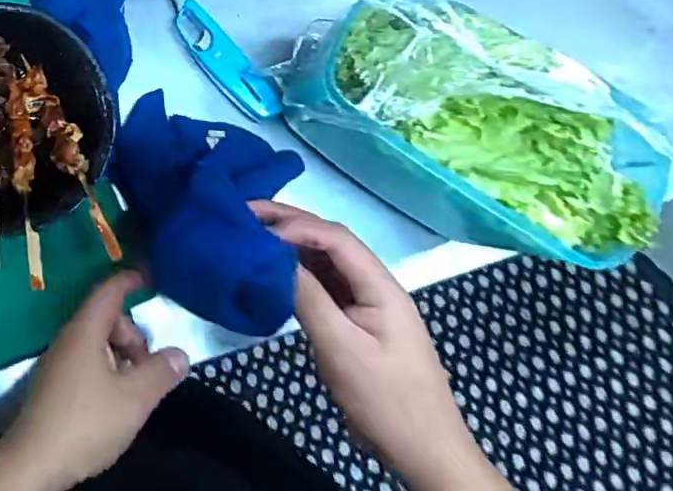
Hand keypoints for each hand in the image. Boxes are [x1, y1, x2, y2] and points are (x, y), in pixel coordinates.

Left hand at [0, 271, 188, 490]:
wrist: (36, 458)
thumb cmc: (86, 421)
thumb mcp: (133, 399)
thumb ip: (159, 374)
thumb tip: (180, 353)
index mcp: (85, 331)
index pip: (107, 293)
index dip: (127, 282)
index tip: (145, 278)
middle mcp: (69, 337)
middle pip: (107, 319)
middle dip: (133, 336)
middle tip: (149, 370)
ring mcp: (60, 359)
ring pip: (98, 342)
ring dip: (122, 357)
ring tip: (135, 391)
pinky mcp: (56, 381)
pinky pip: (87, 360)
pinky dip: (108, 369)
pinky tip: (116, 401)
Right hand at [249, 202, 510, 490]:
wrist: (428, 458)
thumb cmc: (388, 403)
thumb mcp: (342, 350)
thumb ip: (308, 297)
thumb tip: (271, 256)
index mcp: (382, 287)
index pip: (335, 238)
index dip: (295, 225)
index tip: (255, 228)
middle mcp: (375, 285)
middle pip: (330, 240)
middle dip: (288, 221)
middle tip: (245, 212)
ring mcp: (366, 302)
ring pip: (325, 258)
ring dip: (290, 242)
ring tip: (251, 232)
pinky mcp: (356, 319)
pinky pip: (323, 281)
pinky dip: (295, 267)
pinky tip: (272, 267)